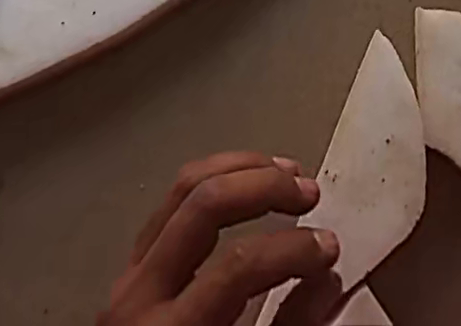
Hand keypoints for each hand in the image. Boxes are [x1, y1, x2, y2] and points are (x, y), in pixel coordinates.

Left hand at [100, 152, 340, 325]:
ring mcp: (131, 272)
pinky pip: (174, 200)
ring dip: (242, 168)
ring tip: (285, 171)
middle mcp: (140, 293)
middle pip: (206, 204)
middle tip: (309, 191)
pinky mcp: (132, 263)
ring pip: (185, 185)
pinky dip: (216, 179)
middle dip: (266, 187)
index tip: (329, 248)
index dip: (292, 250)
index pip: (236, 267)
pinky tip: (246, 181)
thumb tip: (327, 278)